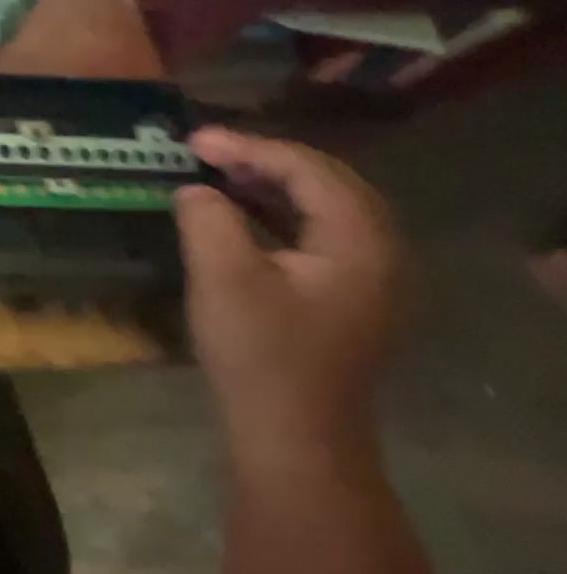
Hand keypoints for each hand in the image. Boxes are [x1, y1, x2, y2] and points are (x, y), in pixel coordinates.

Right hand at [173, 128, 400, 447]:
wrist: (292, 433)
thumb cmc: (260, 351)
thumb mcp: (222, 276)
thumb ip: (208, 219)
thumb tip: (196, 191)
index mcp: (359, 244)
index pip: (312, 171)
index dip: (251, 147)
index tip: (194, 140)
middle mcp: (378, 254)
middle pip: (328, 184)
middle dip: (264, 159)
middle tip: (204, 150)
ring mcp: (366, 280)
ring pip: (323, 209)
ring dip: (270, 185)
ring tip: (216, 174)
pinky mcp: (345, 299)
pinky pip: (316, 235)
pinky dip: (276, 214)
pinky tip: (237, 216)